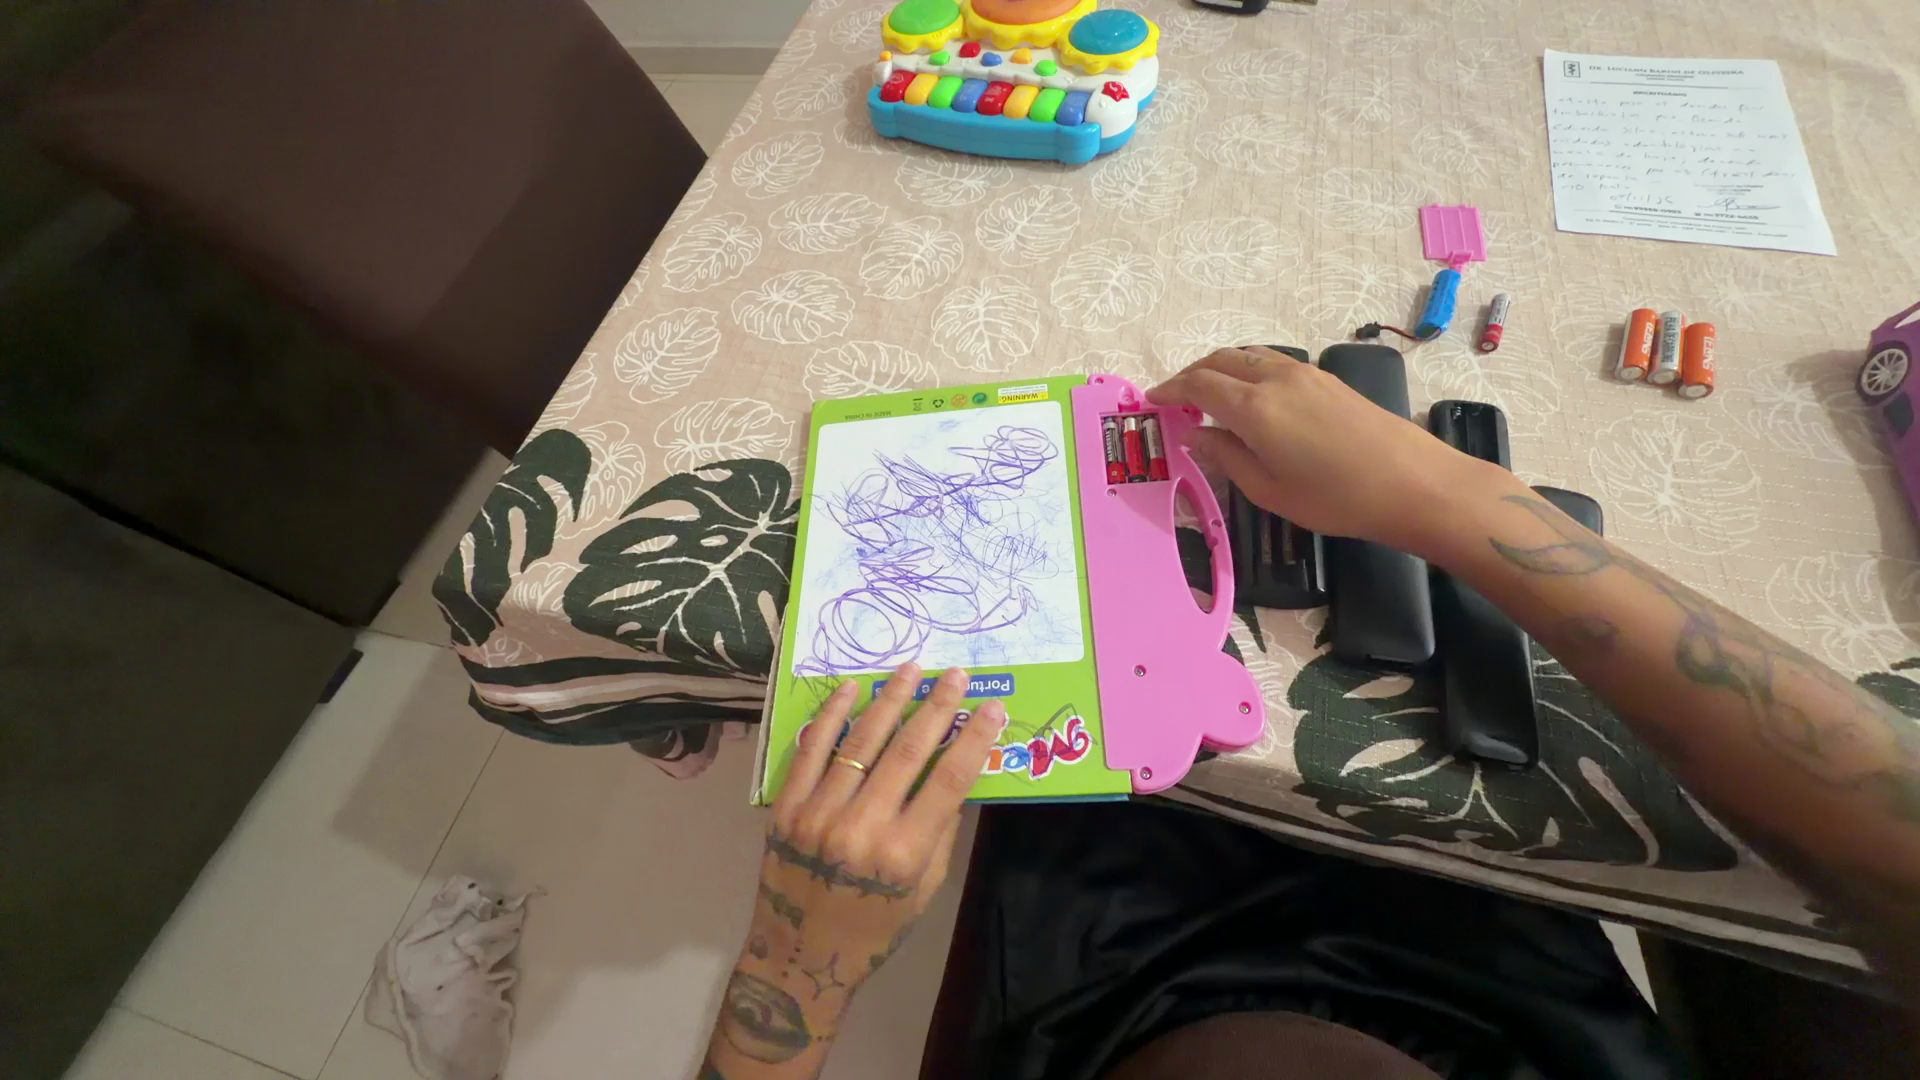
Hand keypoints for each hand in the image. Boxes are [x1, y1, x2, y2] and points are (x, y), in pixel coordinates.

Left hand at [707, 664, 1005, 1073]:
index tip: (992, 707)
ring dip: (890, 699)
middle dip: (936, 706)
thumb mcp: (924, 888)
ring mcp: (819, 814)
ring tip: (911, 669)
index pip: (949, 780)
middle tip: (955, 673)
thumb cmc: (875, 927)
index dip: (975, 739)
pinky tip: (851, 688)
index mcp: (903, 854)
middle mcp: (862, 828)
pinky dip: (832, 714)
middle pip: (908, 750)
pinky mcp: (786, 807)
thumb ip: (941, 828)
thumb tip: (958, 769)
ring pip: (861, 741)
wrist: (800, 957)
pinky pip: (812, 749)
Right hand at [1148, 347, 1517, 558]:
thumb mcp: (1267, 489)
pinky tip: (1247, 396)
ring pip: (1248, 355)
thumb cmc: (1334, 498)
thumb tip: (1194, 434)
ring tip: (1206, 395)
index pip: (1197, 385)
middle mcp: (1276, 378)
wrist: (1415, 484)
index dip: (1169, 390)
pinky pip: (1271, 361)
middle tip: (1173, 399)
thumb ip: (1224, 455)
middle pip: (1220, 360)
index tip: (1151, 401)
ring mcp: (1305, 374)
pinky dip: (1246, 370)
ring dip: (1219, 368)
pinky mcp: (1327, 379)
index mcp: (1254, 408)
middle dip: (1190, 375)